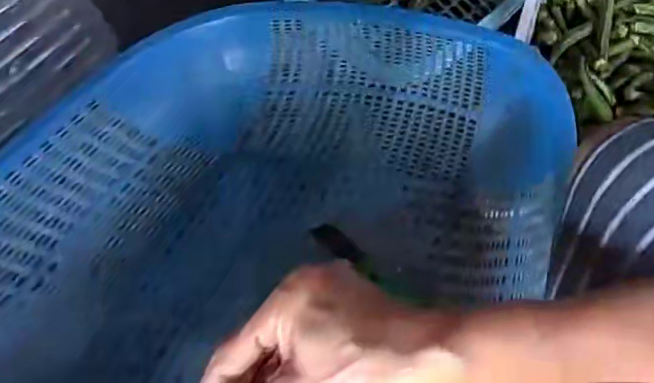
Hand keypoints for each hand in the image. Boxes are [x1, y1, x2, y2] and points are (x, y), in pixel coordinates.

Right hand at [201, 263, 458, 382]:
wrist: (425, 358)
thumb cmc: (357, 374)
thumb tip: (232, 382)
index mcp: (287, 297)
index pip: (229, 355)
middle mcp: (307, 281)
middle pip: (256, 346)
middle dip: (247, 379)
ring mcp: (333, 287)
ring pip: (282, 342)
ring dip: (270, 374)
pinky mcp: (352, 302)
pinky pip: (307, 335)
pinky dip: (295, 364)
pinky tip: (295, 380)